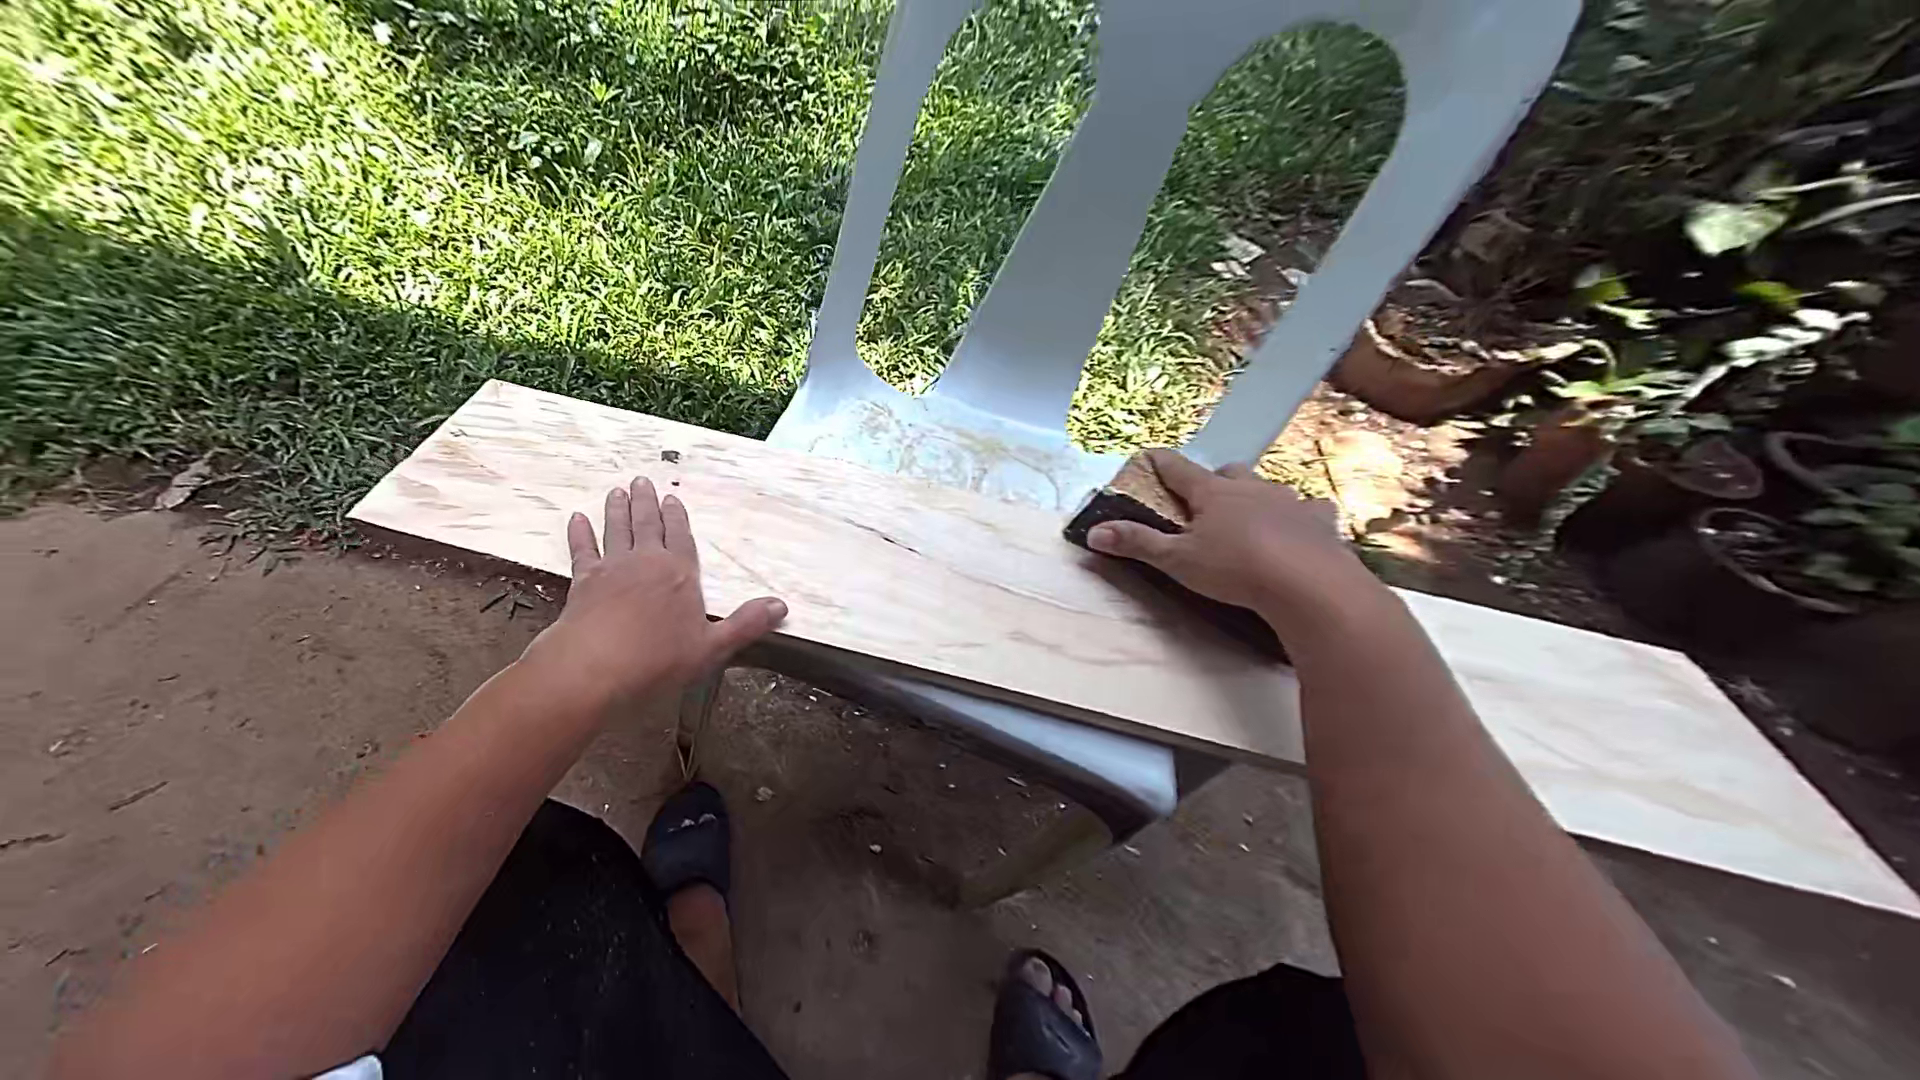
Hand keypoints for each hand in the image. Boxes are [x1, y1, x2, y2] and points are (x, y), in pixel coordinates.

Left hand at [517, 477, 786, 717]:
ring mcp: (612, 570)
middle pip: (648, 525)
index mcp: (680, 574)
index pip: (681, 538)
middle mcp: (646, 563)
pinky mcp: (583, 582)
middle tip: (641, 481)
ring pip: (616, 530)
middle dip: (646, 503)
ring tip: (617, 491)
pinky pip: (582, 550)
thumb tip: (780, 606)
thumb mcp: (713, 646)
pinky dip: (579, 533)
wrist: (594, 669)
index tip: (672, 498)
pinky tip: (576, 519)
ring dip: (617, 510)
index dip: (677, 517)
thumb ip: (746, 624)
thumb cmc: (658, 660)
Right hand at [1085, 450, 1381, 633]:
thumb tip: (1094, 532)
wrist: (1308, 585)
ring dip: (1254, 494)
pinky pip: (1309, 508)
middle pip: (1227, 472)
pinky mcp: (1319, 522)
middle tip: (1204, 500)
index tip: (1148, 453)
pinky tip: (1301, 525)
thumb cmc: (1235, 569)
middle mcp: (1251, 488)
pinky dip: (1300, 513)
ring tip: (1249, 513)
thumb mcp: (1177, 561)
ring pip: (1267, 486)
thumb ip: (1137, 544)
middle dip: (1213, 481)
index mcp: (1212, 494)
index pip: (1178, 469)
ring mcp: (1288, 501)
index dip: (1160, 461)